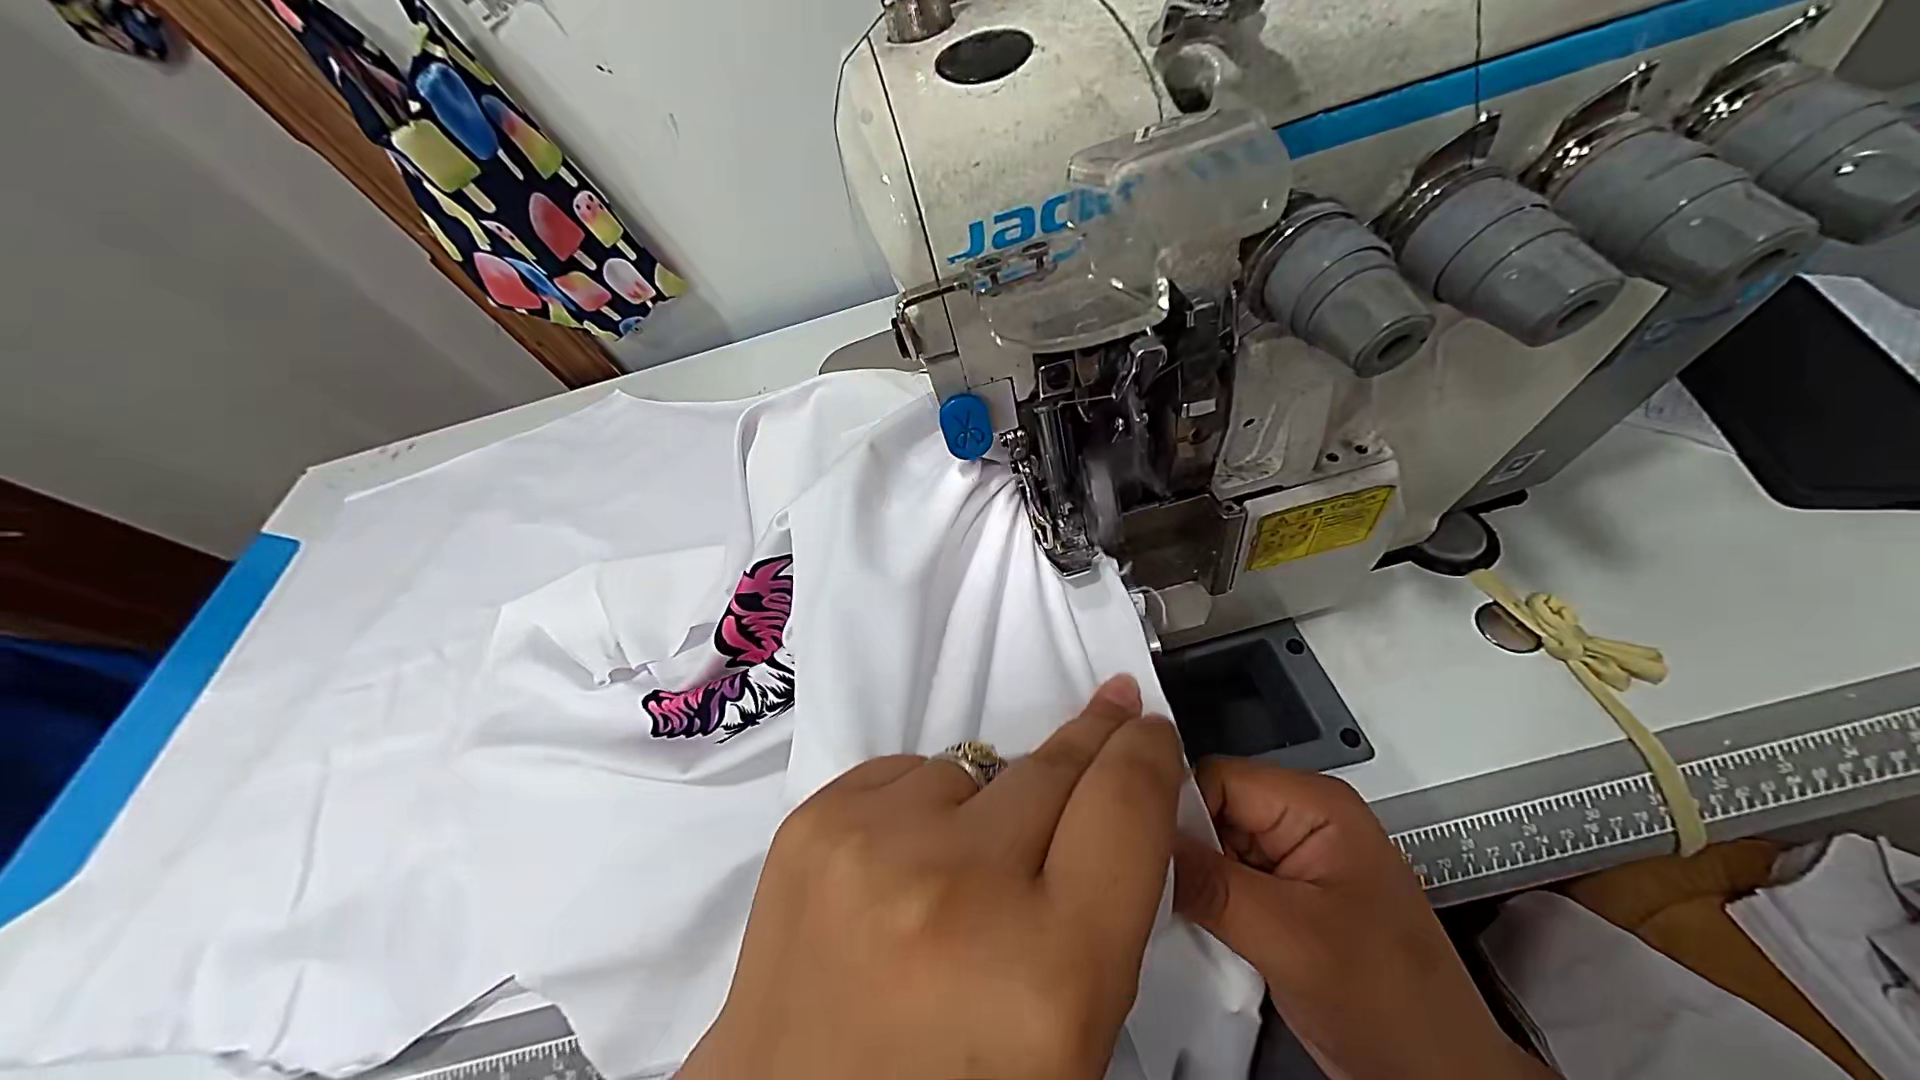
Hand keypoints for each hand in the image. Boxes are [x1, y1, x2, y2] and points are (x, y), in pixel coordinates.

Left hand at [678, 675, 1186, 1079]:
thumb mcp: (1069, 1024)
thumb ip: (1102, 903)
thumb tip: (1113, 788)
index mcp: (1048, 970)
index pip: (1124, 806)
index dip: (1145, 754)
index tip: (1147, 727)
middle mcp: (960, 891)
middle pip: (1052, 767)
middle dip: (1088, 744)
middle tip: (1108, 717)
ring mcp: (873, 847)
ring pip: (971, 768)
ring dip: (984, 802)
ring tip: (958, 869)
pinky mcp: (812, 823)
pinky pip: (903, 771)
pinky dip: (917, 803)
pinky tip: (899, 863)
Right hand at [1172, 760, 1552, 1079]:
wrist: (1435, 1078)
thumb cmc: (1401, 1006)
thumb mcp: (1296, 940)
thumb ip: (1215, 886)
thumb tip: (1147, 849)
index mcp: (1314, 804)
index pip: (1213, 776)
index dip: (1176, 811)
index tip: (1149, 852)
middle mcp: (1297, 820)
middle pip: (1206, 808)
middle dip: (1183, 850)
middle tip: (1165, 890)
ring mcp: (1285, 859)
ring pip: (1206, 844)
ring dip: (1191, 880)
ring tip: (1187, 915)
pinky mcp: (1273, 893)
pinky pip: (1216, 877)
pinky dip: (1201, 901)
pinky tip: (1199, 926)